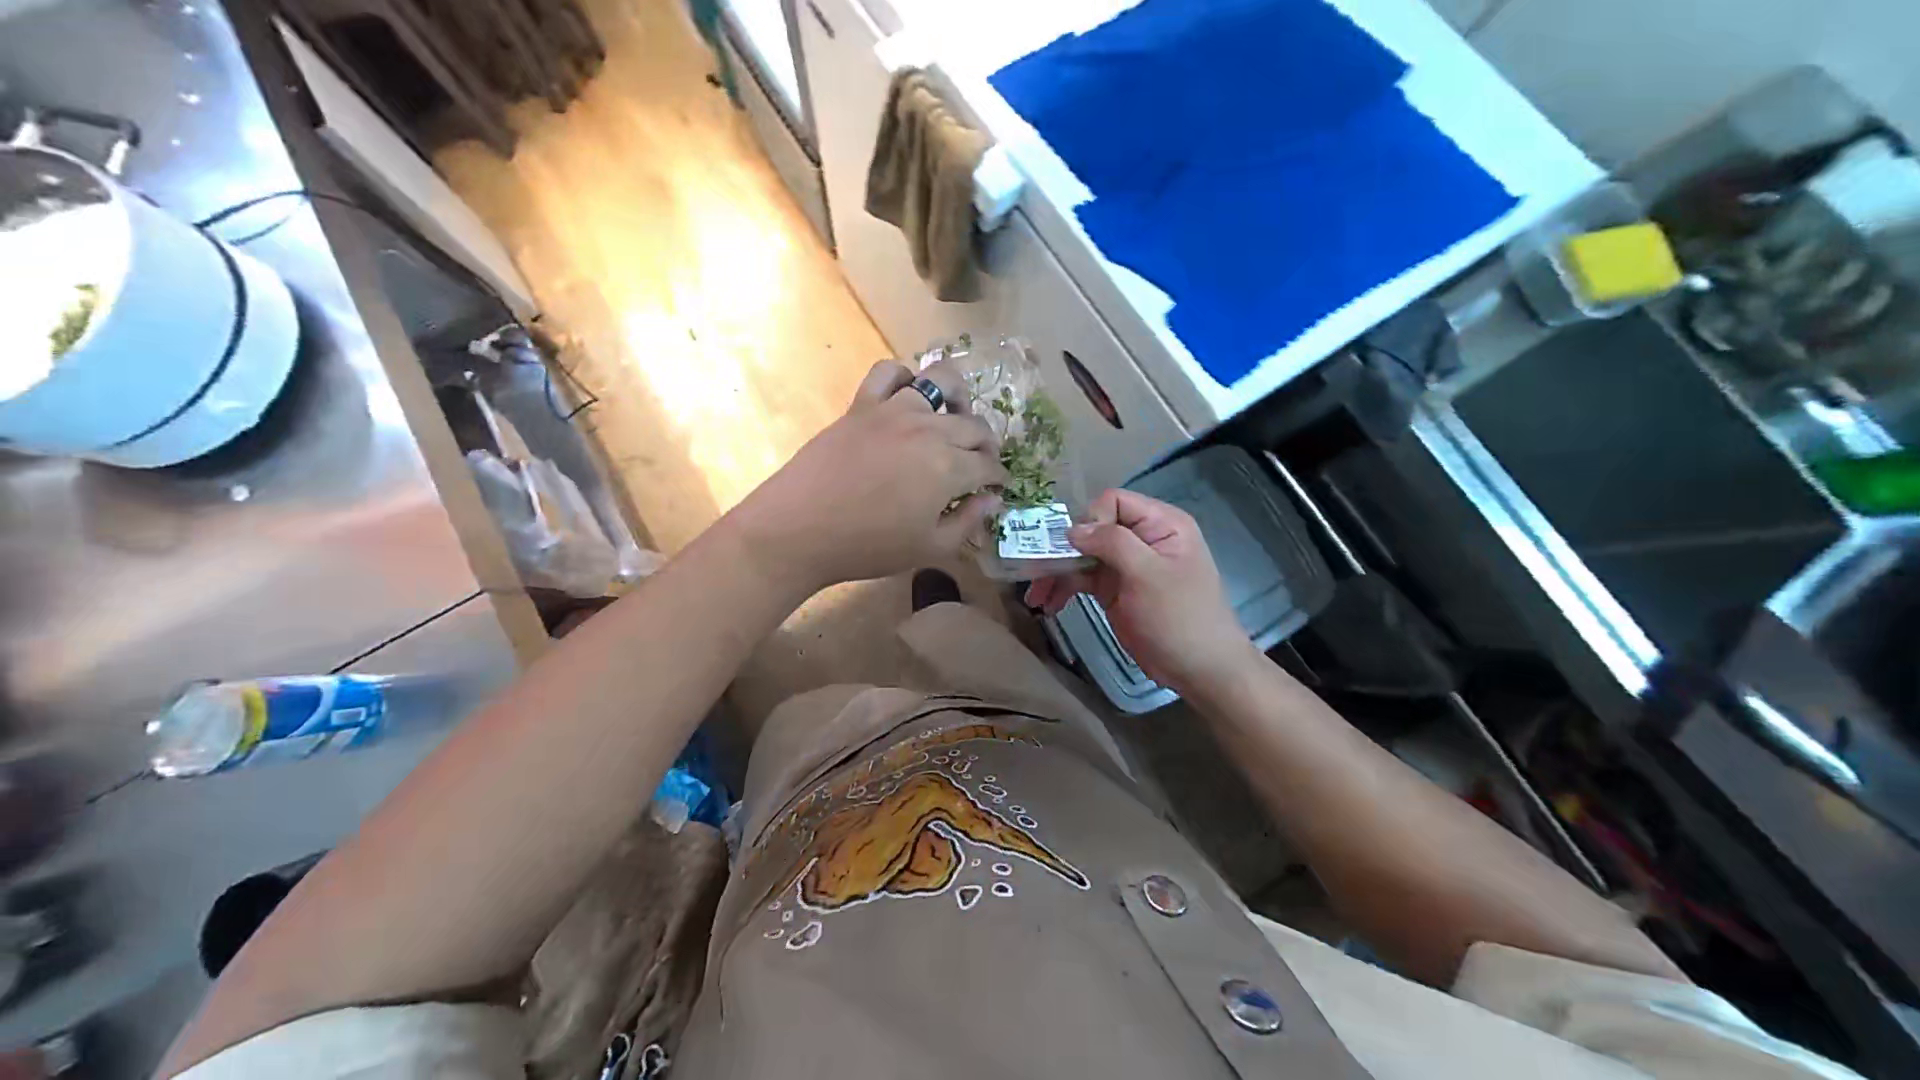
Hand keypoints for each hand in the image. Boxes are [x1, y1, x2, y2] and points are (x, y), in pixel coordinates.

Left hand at [723, 360, 1005, 595]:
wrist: (800, 529)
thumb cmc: (868, 546)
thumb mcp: (929, 547)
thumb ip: (968, 521)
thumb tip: (993, 499)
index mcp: (949, 468)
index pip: (989, 465)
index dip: (997, 478)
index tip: (996, 487)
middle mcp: (929, 430)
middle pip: (975, 425)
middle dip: (986, 445)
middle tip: (979, 463)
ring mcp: (894, 410)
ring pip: (942, 383)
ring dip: (959, 401)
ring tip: (953, 420)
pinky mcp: (863, 404)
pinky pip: (889, 372)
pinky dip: (905, 377)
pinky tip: (908, 398)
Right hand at [1024, 489, 1256, 690]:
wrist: (1200, 670)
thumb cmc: (1180, 618)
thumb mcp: (1148, 575)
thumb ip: (1112, 543)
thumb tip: (1072, 529)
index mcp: (1161, 524)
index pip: (1114, 502)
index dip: (1090, 520)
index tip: (1075, 548)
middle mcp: (1141, 539)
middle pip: (1092, 529)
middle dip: (1062, 549)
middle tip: (1034, 570)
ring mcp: (1126, 565)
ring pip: (1081, 556)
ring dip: (1056, 573)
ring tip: (1033, 596)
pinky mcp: (1114, 590)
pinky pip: (1082, 580)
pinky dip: (1063, 590)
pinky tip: (1047, 605)